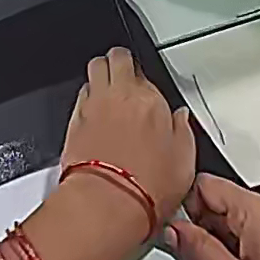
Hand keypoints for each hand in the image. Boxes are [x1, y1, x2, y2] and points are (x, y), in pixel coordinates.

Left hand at [59, 48, 196, 220]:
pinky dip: (87, 94)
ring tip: (106, 81)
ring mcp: (95, 104)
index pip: (145, 74)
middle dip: (119, 61)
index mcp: (151, 101)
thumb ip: (183, 132)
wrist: (107, 202)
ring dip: (101, 72)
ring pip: (95, 67)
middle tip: (123, 71)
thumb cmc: (145, 187)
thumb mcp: (184, 163)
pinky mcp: (75, 118)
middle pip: (116, 58)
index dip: (144, 82)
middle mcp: (121, 95)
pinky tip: (93, 106)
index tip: (146, 94)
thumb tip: (181, 120)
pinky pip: (80, 92)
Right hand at [165, 174, 259, 259]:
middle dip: (194, 227)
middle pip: (213, 203)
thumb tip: (173, 230)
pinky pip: (240, 241)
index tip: (168, 230)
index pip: (203, 184)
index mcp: (258, 210)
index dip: (182, 205)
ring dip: (210, 245)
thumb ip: (200, 250)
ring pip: (225, 224)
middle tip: (184, 257)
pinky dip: (227, 257)